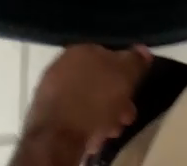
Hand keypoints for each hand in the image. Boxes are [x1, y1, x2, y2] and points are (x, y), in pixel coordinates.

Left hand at [25, 45, 152, 154]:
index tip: (133, 91)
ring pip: (84, 99)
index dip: (124, 74)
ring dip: (101, 113)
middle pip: (96, 79)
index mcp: (80, 49)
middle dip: (114, 98)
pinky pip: (72, 113)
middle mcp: (61, 64)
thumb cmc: (94, 100)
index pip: (107, 55)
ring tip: (111, 130)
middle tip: (125, 115)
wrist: (57, 137)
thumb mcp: (125, 76)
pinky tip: (93, 135)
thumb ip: (135, 61)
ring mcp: (50, 89)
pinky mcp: (43, 114)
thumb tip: (143, 50)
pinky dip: (84, 122)